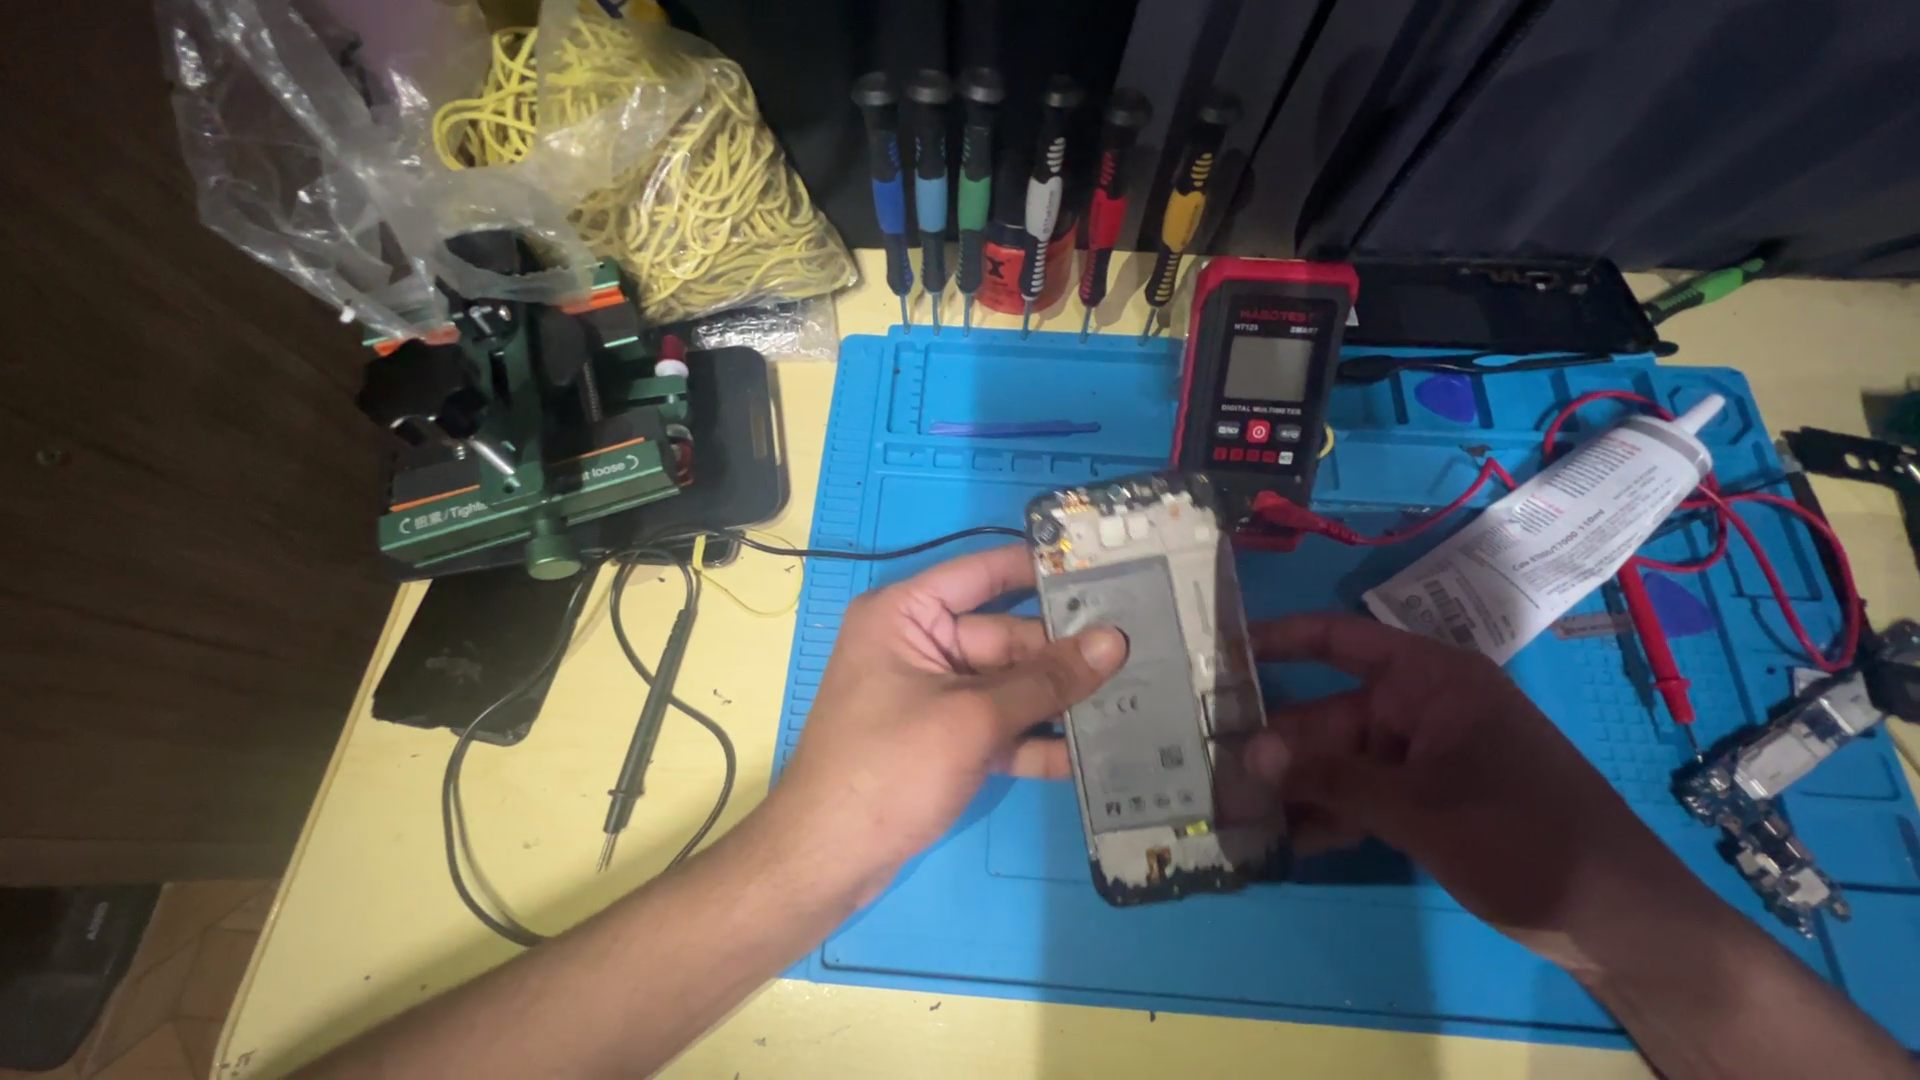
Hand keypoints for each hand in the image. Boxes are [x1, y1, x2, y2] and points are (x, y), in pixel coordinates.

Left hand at [774, 546, 1126, 898]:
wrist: (827, 860)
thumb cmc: (889, 767)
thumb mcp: (972, 718)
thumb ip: (1045, 681)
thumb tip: (1113, 643)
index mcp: (905, 614)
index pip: (981, 574)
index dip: (1036, 570)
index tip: (1097, 567)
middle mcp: (919, 645)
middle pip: (1004, 638)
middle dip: (1062, 654)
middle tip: (1138, 650)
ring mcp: (933, 696)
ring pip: (1008, 686)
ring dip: (1058, 700)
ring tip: (1132, 696)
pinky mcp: (944, 740)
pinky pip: (999, 727)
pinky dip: (1035, 740)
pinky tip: (1093, 752)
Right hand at [1242, 614, 1687, 938]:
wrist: (1625, 926)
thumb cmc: (1527, 838)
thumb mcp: (1420, 808)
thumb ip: (1330, 777)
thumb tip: (1246, 753)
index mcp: (1428, 681)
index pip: (1339, 640)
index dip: (1278, 639)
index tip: (1218, 652)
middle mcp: (1417, 710)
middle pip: (1324, 715)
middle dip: (1272, 747)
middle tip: (1209, 772)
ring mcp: (1419, 758)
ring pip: (1336, 762)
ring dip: (1291, 789)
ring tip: (1232, 814)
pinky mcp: (1423, 801)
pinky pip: (1359, 797)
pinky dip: (1326, 816)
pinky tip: (1282, 843)